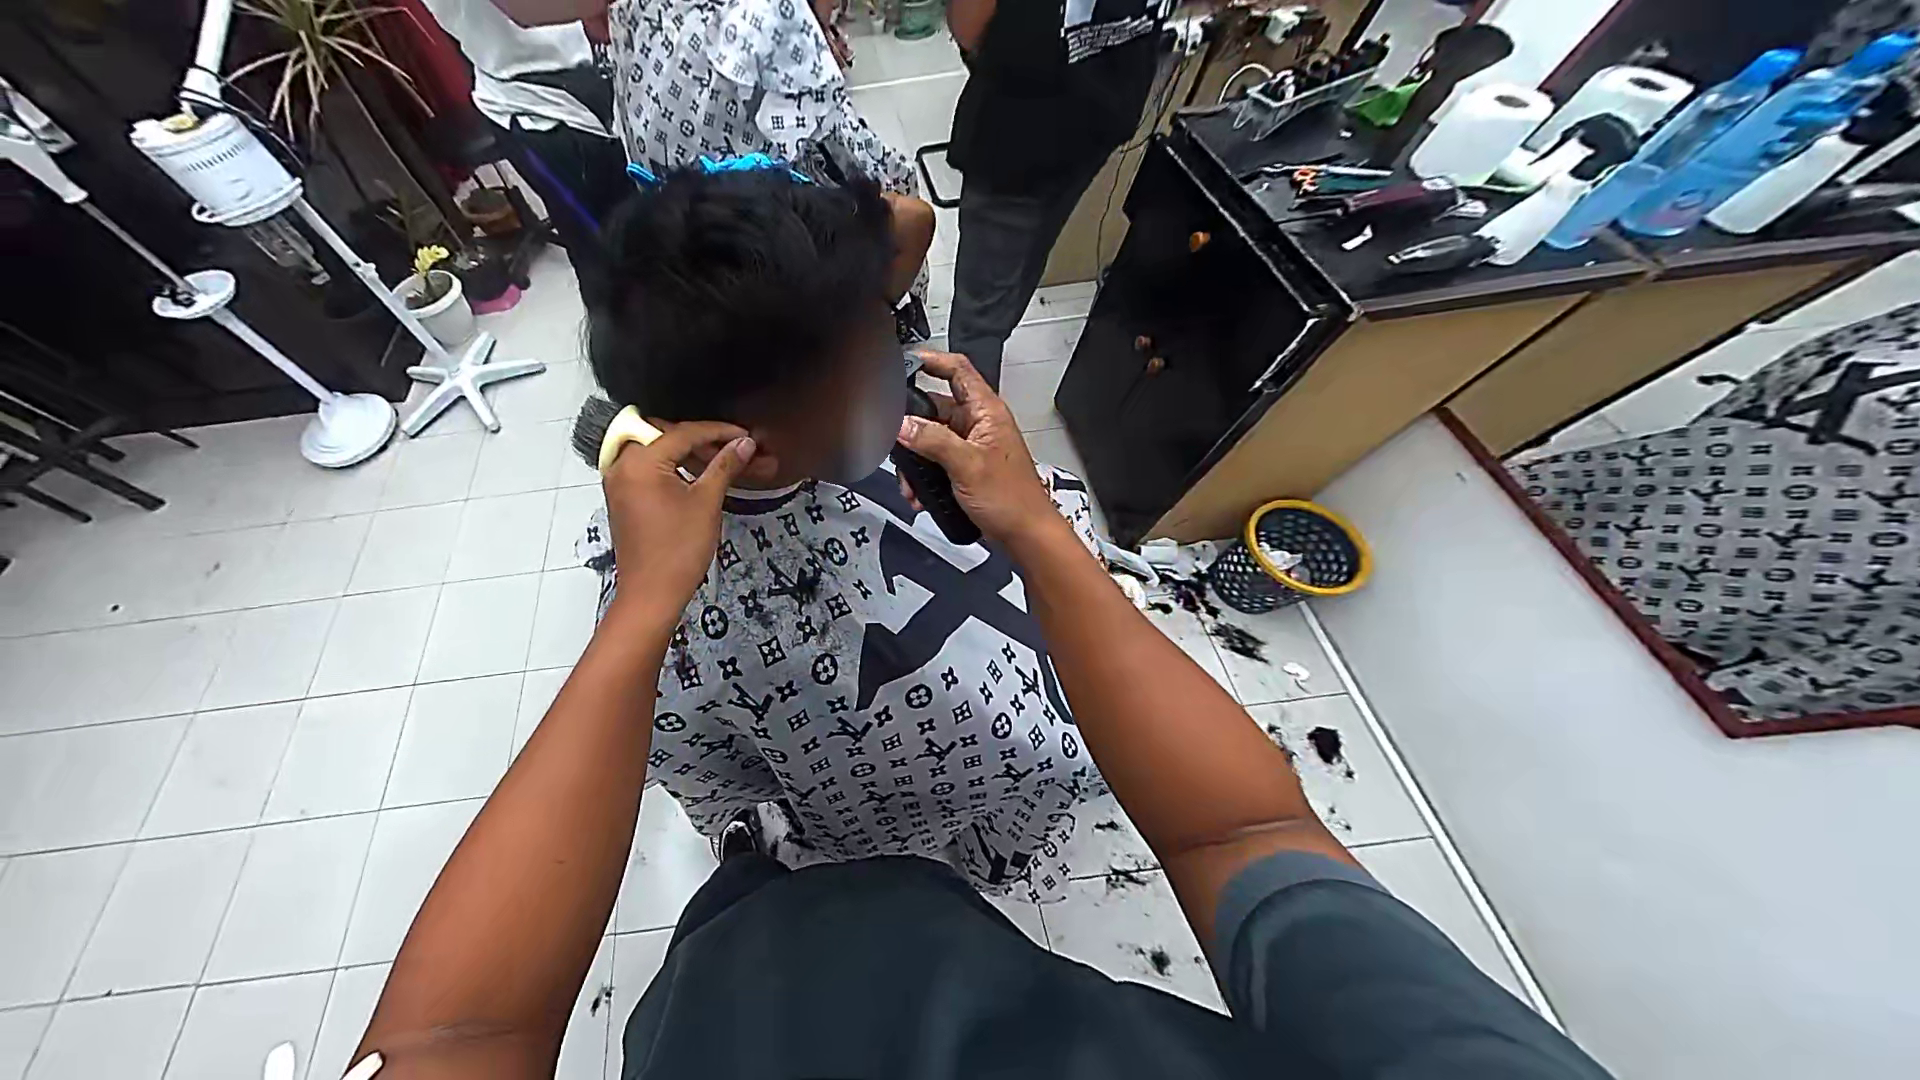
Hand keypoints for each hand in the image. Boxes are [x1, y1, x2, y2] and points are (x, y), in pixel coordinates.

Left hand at [601, 420, 755, 617]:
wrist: (652, 592)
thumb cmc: (678, 550)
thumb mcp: (707, 502)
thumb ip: (725, 466)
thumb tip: (744, 444)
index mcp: (640, 463)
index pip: (683, 433)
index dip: (718, 431)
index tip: (744, 435)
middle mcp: (622, 466)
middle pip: (663, 434)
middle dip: (699, 437)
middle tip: (730, 446)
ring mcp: (619, 482)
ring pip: (654, 450)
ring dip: (685, 451)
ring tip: (719, 459)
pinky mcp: (623, 498)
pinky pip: (647, 467)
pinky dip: (671, 465)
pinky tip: (697, 475)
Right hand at [895, 351, 1067, 549]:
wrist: (1025, 534)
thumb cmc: (1012, 500)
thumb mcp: (966, 464)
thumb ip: (931, 440)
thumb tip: (903, 424)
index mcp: (986, 412)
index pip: (958, 370)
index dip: (932, 361)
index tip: (906, 362)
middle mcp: (979, 425)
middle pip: (936, 408)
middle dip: (913, 426)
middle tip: (896, 437)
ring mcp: (973, 447)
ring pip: (932, 438)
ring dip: (917, 457)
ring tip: (910, 478)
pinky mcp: (967, 468)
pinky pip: (937, 461)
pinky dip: (925, 475)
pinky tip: (920, 492)